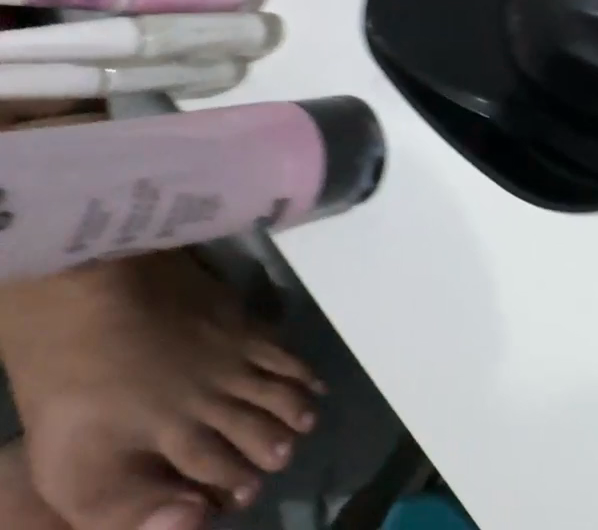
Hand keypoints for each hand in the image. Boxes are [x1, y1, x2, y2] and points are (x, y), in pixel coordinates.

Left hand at [0, 253, 321, 529]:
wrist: (91, 304)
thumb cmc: (71, 395)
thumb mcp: (74, 471)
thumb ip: (128, 506)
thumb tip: (194, 521)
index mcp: (175, 438)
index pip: (218, 469)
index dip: (234, 484)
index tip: (249, 495)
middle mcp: (215, 403)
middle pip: (253, 431)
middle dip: (271, 449)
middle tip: (284, 459)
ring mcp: (234, 363)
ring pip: (276, 395)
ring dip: (292, 413)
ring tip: (305, 426)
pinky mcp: (244, 331)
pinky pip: (285, 357)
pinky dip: (303, 374)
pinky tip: (312, 383)